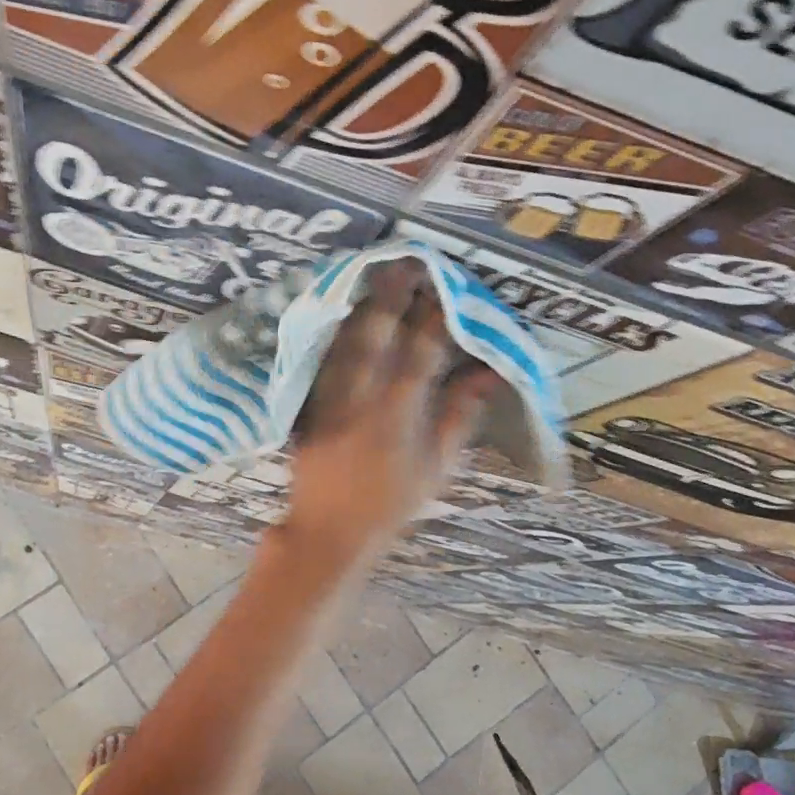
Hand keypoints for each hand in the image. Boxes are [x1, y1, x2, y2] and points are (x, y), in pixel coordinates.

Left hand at [282, 260, 493, 564]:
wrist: (329, 530)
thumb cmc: (390, 503)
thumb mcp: (437, 466)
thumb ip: (459, 416)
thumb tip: (487, 373)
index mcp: (398, 412)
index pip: (422, 351)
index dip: (436, 317)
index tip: (448, 289)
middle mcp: (361, 398)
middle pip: (376, 334)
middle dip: (392, 296)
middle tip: (407, 264)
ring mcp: (329, 400)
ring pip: (345, 342)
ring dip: (361, 308)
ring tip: (374, 278)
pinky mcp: (308, 407)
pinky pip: (322, 361)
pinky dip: (333, 336)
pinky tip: (340, 317)